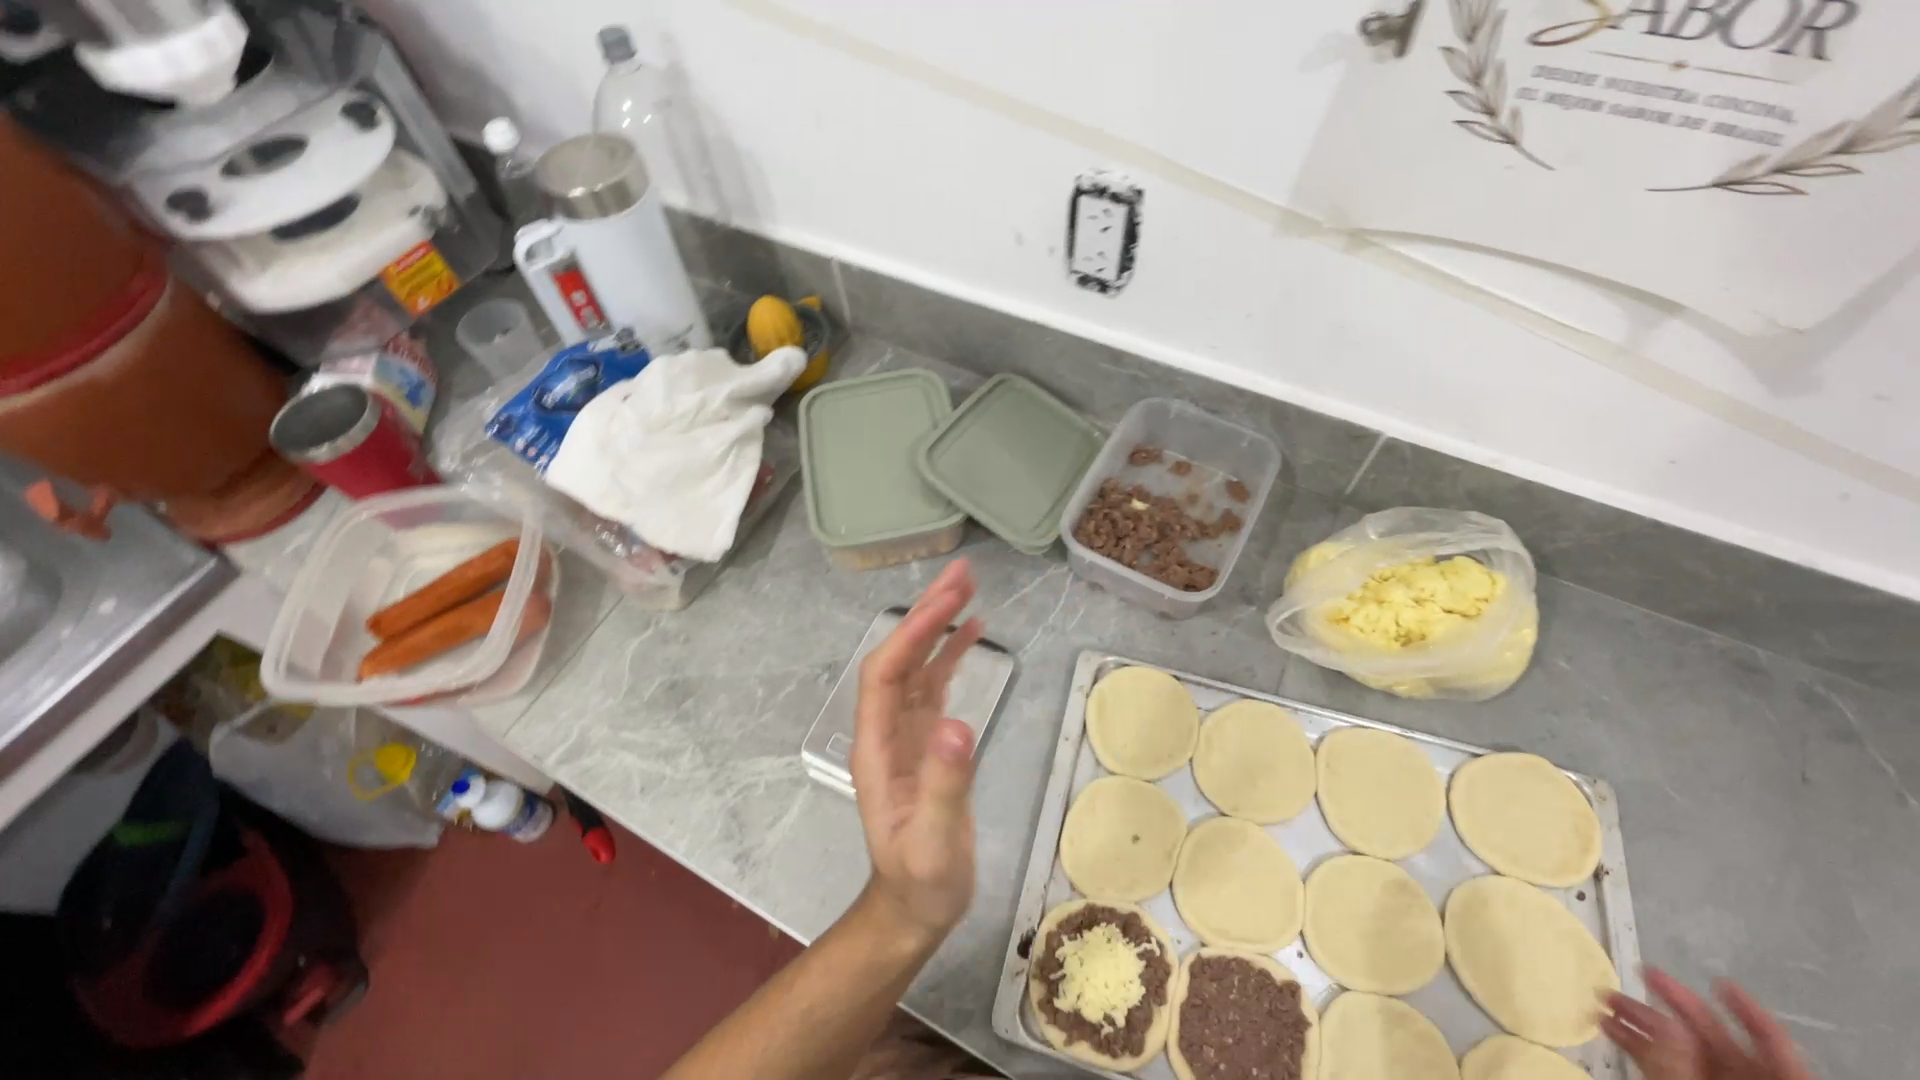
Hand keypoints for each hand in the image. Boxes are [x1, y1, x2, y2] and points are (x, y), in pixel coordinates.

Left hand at [850, 559, 986, 946]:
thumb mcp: (935, 842)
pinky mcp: (928, 742)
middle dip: (925, 613)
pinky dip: (952, 655)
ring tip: (969, 586)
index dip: (911, 634)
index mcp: (876, 747)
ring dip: (939, 625)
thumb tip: (959, 725)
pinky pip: (936, 687)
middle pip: (899, 658)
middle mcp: (885, 730)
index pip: (886, 674)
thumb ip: (946, 785)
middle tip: (961, 572)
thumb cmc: (922, 880)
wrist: (916, 907)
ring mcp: (906, 734)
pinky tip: (973, 632)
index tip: (947, 601)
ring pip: (918, 666)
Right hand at [1602, 968, 1813, 1079]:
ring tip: (1607, 998)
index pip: (1769, 1039)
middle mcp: (1744, 1075)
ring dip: (1641, 1018)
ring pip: (1680, 1044)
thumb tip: (1666, 1021)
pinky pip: (1662, 1060)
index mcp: (1771, 1076)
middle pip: (1714, 1034)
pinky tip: (1610, 1024)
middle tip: (1639, 970)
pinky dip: (1635, 1041)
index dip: (1746, 1009)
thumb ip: (1687, 1062)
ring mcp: (1714, 1079)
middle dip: (1671, 1001)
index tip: (1719, 979)